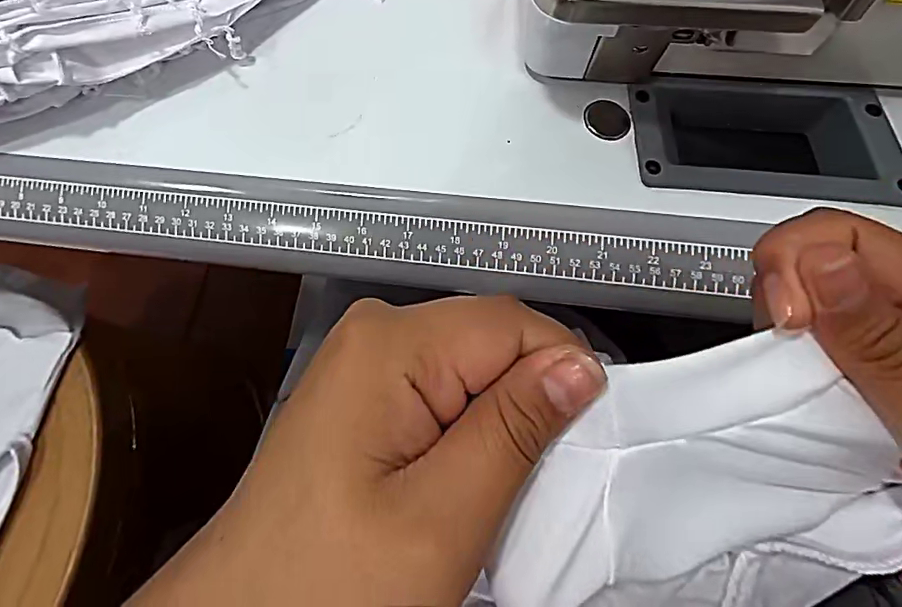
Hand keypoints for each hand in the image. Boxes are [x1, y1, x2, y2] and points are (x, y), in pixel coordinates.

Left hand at [128, 295, 606, 606]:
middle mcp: (374, 332)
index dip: (561, 374)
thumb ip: (512, 430)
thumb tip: (577, 366)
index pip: (511, 321)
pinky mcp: (367, 391)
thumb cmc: (315, 585)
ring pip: (473, 368)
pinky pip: (443, 389)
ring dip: (501, 425)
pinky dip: (470, 434)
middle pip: (492, 340)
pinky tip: (464, 484)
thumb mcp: (436, 520)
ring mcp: (366, 360)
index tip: (586, 442)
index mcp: (387, 342)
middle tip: (532, 490)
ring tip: (491, 498)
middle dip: (529, 404)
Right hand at [752, 209, 901, 606]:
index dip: (801, 259)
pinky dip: (788, 397)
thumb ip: (900, 353)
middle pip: (818, 275)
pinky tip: (802, 424)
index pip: (855, 240)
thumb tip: (823, 258)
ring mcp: (896, 378)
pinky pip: (808, 383)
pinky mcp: (871, 418)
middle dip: (785, 306)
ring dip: (784, 357)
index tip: (785, 317)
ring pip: (807, 329)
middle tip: (786, 363)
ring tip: (800, 403)